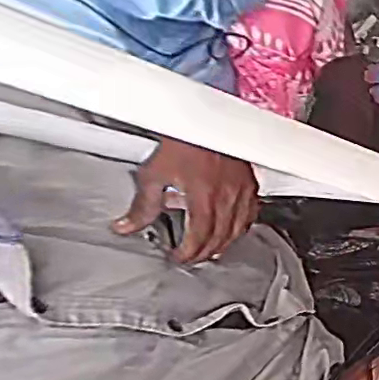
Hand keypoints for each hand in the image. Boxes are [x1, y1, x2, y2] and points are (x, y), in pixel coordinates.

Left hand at [113, 137, 259, 263]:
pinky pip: (251, 214)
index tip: (180, 257)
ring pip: (239, 228)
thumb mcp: (154, 173)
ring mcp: (242, 192)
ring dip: (226, 242)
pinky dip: (242, 226)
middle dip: (206, 251)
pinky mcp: (250, 184)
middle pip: (221, 236)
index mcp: (203, 197)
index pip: (200, 235)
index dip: (190, 251)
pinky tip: (235, 227)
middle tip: (194, 257)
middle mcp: (227, 197)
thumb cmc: (183, 141)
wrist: (205, 122)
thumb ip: (143, 205)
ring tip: (214, 249)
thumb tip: (127, 225)